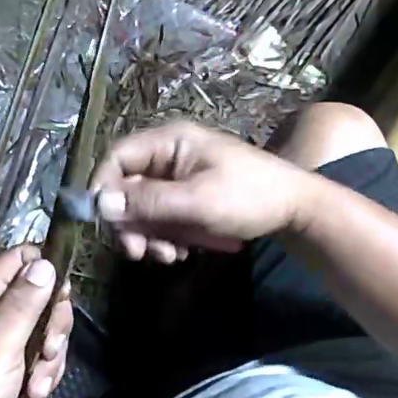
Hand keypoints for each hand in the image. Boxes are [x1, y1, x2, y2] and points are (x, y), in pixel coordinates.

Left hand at [0, 246, 73, 397]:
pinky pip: (47, 353)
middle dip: (54, 324)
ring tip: (35, 383)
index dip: (45, 269)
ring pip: (50, 326)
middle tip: (49, 349)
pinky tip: (34, 393)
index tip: (61, 295)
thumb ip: (23, 304)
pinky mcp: (20, 359)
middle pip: (44, 293)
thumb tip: (45, 262)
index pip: (21, 258)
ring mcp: (9, 335)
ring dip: (51, 356)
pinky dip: (46, 373)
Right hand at [89, 122, 318, 262]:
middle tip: (138, 252)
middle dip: (131, 223)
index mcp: (170, 142)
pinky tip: (184, 252)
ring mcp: (179, 179)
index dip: (104, 187)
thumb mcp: (196, 201)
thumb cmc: (248, 196)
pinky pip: (163, 219)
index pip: (117, 157)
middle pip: (127, 188)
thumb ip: (148, 202)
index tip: (101, 221)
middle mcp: (169, 156)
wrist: (296, 210)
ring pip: (143, 209)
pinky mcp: (188, 199)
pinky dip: (167, 238)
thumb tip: (101, 204)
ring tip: (171, 256)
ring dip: (150, 236)